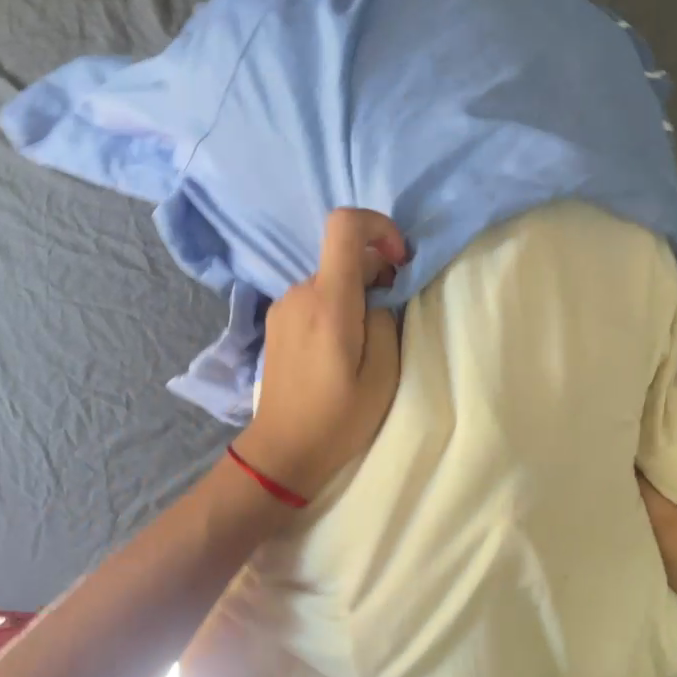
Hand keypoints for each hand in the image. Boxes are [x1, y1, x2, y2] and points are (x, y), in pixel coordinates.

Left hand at [231, 208, 406, 499]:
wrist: (283, 451)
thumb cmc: (338, 419)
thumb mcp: (383, 376)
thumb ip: (386, 323)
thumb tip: (378, 301)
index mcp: (328, 302)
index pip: (345, 225)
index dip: (379, 228)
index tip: (400, 262)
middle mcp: (300, 294)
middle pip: (342, 257)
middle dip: (375, 275)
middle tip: (391, 318)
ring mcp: (283, 307)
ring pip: (329, 281)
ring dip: (354, 296)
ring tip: (365, 344)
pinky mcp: (276, 323)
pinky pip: (313, 300)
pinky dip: (334, 309)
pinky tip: (340, 351)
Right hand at [638, 429, 676, 600]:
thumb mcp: (667, 525)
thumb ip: (645, 485)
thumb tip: (624, 454)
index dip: (658, 432)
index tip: (626, 435)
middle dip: (659, 450)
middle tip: (623, 453)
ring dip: (664, 468)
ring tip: (631, 469)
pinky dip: (673, 482)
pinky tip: (649, 488)